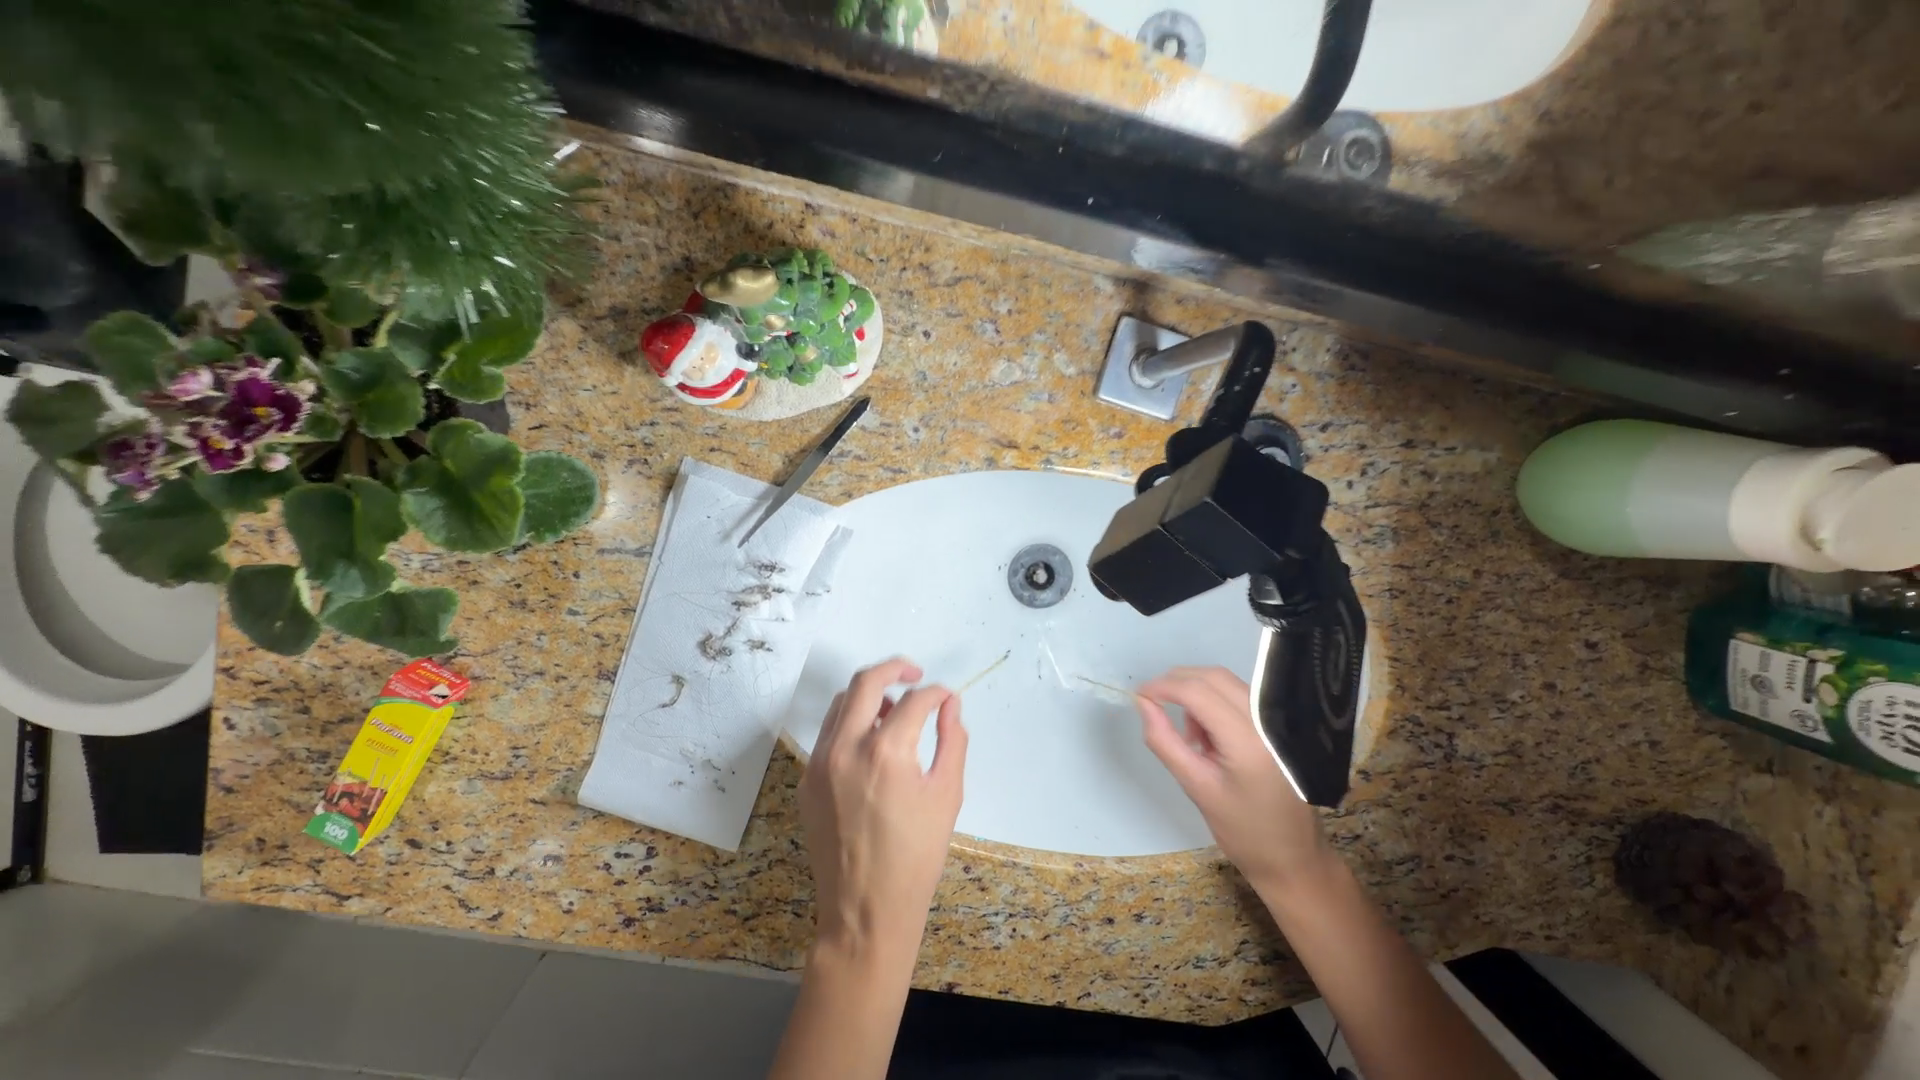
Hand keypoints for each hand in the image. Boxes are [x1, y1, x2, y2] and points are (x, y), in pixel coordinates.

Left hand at [800, 658, 967, 958]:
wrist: (865, 911)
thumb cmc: (916, 858)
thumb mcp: (947, 796)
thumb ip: (952, 741)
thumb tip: (951, 706)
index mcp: (885, 754)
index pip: (914, 700)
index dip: (936, 693)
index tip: (947, 698)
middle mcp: (845, 749)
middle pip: (864, 683)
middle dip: (893, 668)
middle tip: (914, 673)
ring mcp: (818, 764)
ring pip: (839, 705)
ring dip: (868, 696)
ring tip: (894, 711)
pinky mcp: (806, 781)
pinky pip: (827, 736)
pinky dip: (849, 725)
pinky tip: (871, 746)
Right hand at [1137, 666, 1331, 894]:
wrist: (1293, 855)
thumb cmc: (1242, 830)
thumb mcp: (1196, 786)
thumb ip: (1165, 741)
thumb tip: (1143, 704)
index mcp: (1247, 740)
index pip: (1197, 692)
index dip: (1163, 686)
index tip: (1138, 696)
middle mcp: (1266, 721)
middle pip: (1213, 677)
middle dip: (1177, 682)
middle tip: (1152, 705)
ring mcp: (1276, 721)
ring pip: (1227, 681)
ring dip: (1196, 691)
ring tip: (1186, 733)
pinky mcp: (1278, 726)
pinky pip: (1240, 695)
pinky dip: (1215, 700)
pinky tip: (1207, 733)